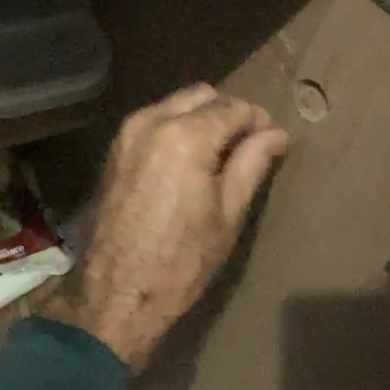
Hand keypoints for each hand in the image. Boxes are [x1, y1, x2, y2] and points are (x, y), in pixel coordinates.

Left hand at [45, 84, 286, 372]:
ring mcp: (127, 132)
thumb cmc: (182, 261)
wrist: (114, 294)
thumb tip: (276, 133)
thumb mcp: (228, 214)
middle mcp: (152, 121)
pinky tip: (187, 163)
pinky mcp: (113, 149)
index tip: (270, 140)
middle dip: (227, 113)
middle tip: (246, 147)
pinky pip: (153, 121)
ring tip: (218, 157)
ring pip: (174, 104)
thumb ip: (252, 163)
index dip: (257, 120)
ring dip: (199, 118)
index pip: (233, 108)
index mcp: (185, 135)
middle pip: (201, 95)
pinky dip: (174, 129)